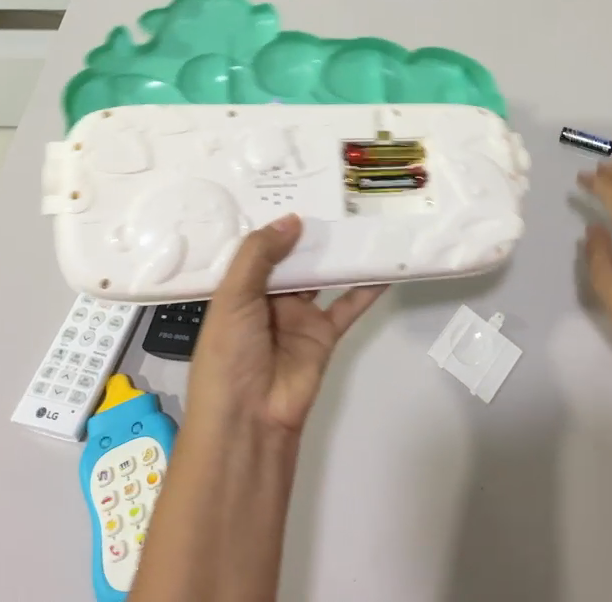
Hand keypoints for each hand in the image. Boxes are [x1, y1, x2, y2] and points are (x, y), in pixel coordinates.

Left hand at [187, 215, 386, 434]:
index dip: (274, 227)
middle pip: (293, 261)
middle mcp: (268, 300)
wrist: (249, 418)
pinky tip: (382, 267)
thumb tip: (293, 220)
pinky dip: (365, 288)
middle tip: (335, 201)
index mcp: (238, 290)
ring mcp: (298, 317)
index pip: (258, 251)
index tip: (294, 193)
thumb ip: (259, 255)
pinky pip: (347, 305)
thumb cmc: (228, 354)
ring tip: (362, 225)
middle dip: (310, 236)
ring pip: (322, 278)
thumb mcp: (232, 298)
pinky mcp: (324, 335)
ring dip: (338, 257)